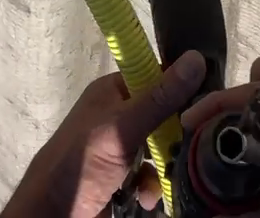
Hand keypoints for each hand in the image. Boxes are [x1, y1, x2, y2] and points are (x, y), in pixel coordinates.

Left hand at [3, 51, 206, 217]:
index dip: (178, 85)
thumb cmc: (84, 160)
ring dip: (165, 162)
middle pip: (159, 114)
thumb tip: (196, 57)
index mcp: (112, 91)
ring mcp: (118, 148)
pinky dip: (152, 186)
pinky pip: (148, 175)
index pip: (154, 76)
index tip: (205, 97)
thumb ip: (161, 97)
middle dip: (175, 131)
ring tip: (173, 172)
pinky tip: (149, 196)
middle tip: (194, 141)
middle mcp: (116, 115)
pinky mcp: (120, 178)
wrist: (54, 215)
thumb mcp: (124, 126)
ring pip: (157, 147)